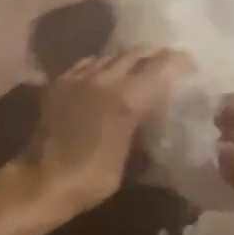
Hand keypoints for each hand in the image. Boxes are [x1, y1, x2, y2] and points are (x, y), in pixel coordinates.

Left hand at [18, 47, 194, 212]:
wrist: (42, 180)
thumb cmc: (91, 178)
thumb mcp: (130, 159)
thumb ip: (142, 128)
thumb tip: (152, 119)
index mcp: (127, 98)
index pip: (161, 66)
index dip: (179, 62)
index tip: (191, 66)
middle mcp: (103, 79)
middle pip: (135, 54)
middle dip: (154, 57)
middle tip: (167, 67)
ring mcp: (78, 77)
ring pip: (110, 56)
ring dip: (127, 61)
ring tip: (137, 72)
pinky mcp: (59, 83)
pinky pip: (87, 64)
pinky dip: (101, 67)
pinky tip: (105, 79)